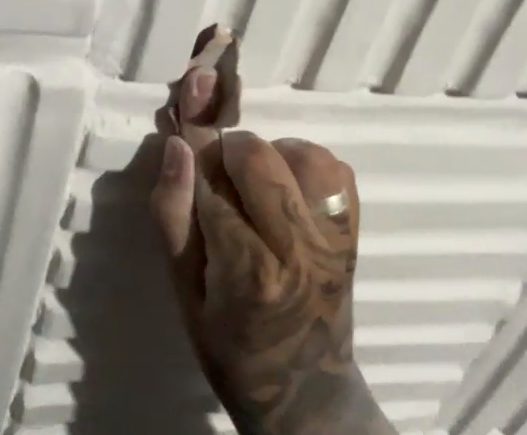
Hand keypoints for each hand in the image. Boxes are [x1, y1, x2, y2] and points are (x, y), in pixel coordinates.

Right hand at [151, 32, 391, 434]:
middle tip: (216, 177)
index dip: (192, 158)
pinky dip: (305, 163)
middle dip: (227, 151)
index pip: (209, 183)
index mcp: (247, 271)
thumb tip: (176, 145)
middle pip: (258, 157)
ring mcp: (333, 237)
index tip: (182, 135)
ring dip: (270, 155)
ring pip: (303, 154)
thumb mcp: (184, 293)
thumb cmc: (229, 344)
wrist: (304, 391)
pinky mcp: (353, 231)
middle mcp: (297, 248)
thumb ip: (173, 217)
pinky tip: (285, 186)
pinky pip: (335, 169)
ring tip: (254, 182)